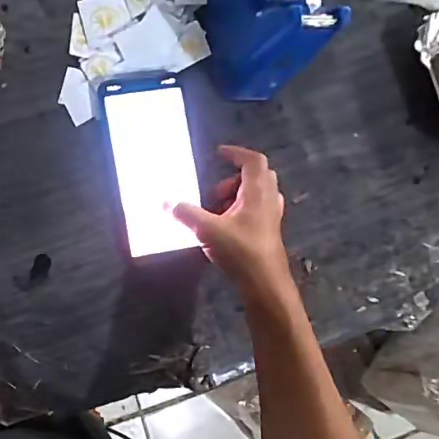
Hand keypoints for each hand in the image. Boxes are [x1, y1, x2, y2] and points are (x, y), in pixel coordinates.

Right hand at [171, 145, 291, 297]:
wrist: (266, 284)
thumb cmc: (241, 251)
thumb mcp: (207, 230)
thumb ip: (186, 214)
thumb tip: (166, 203)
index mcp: (258, 192)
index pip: (253, 161)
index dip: (236, 153)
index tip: (218, 154)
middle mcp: (268, 200)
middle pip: (256, 177)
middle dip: (232, 180)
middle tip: (214, 194)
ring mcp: (271, 218)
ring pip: (256, 196)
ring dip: (235, 197)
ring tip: (215, 214)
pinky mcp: (268, 234)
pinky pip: (255, 212)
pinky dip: (240, 212)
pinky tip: (223, 230)